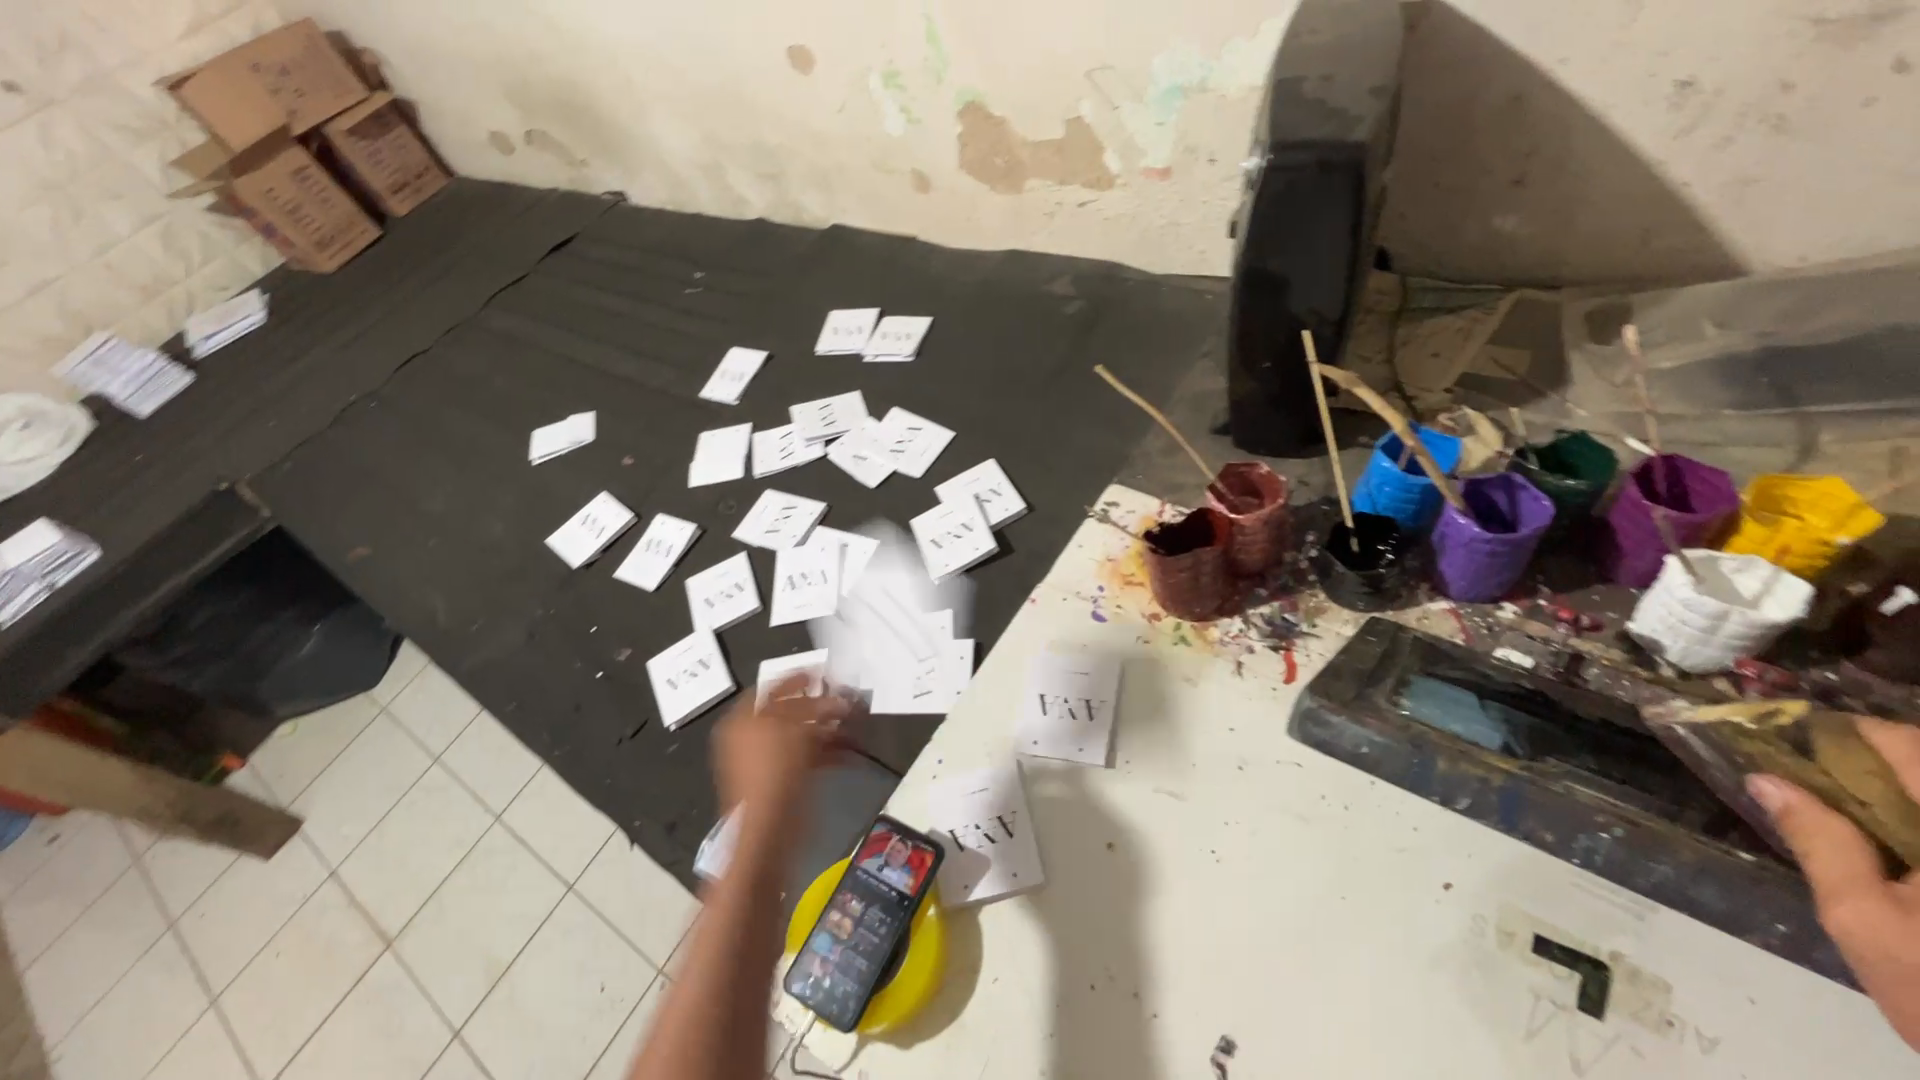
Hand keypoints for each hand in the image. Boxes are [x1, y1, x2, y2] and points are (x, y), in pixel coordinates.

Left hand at [712, 674, 849, 826]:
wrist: (769, 830)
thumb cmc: (773, 772)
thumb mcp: (789, 729)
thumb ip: (808, 706)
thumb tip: (827, 697)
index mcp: (742, 721)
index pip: (769, 688)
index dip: (796, 679)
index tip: (824, 675)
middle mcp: (751, 737)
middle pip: (788, 712)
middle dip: (820, 706)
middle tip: (847, 700)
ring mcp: (768, 760)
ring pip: (802, 734)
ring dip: (829, 728)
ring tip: (854, 724)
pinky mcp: (784, 780)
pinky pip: (807, 757)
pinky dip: (828, 752)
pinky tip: (850, 751)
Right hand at [1748, 716, 1919, 1051]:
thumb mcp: (1863, 918)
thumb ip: (1819, 841)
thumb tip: (1768, 781)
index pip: (1906, 745)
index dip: (1844, 733)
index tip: (1787, 738)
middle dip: (1863, 767)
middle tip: (1804, 782)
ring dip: (1890, 797)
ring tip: (1840, 816)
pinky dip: (1910, 824)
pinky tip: (1892, 849)